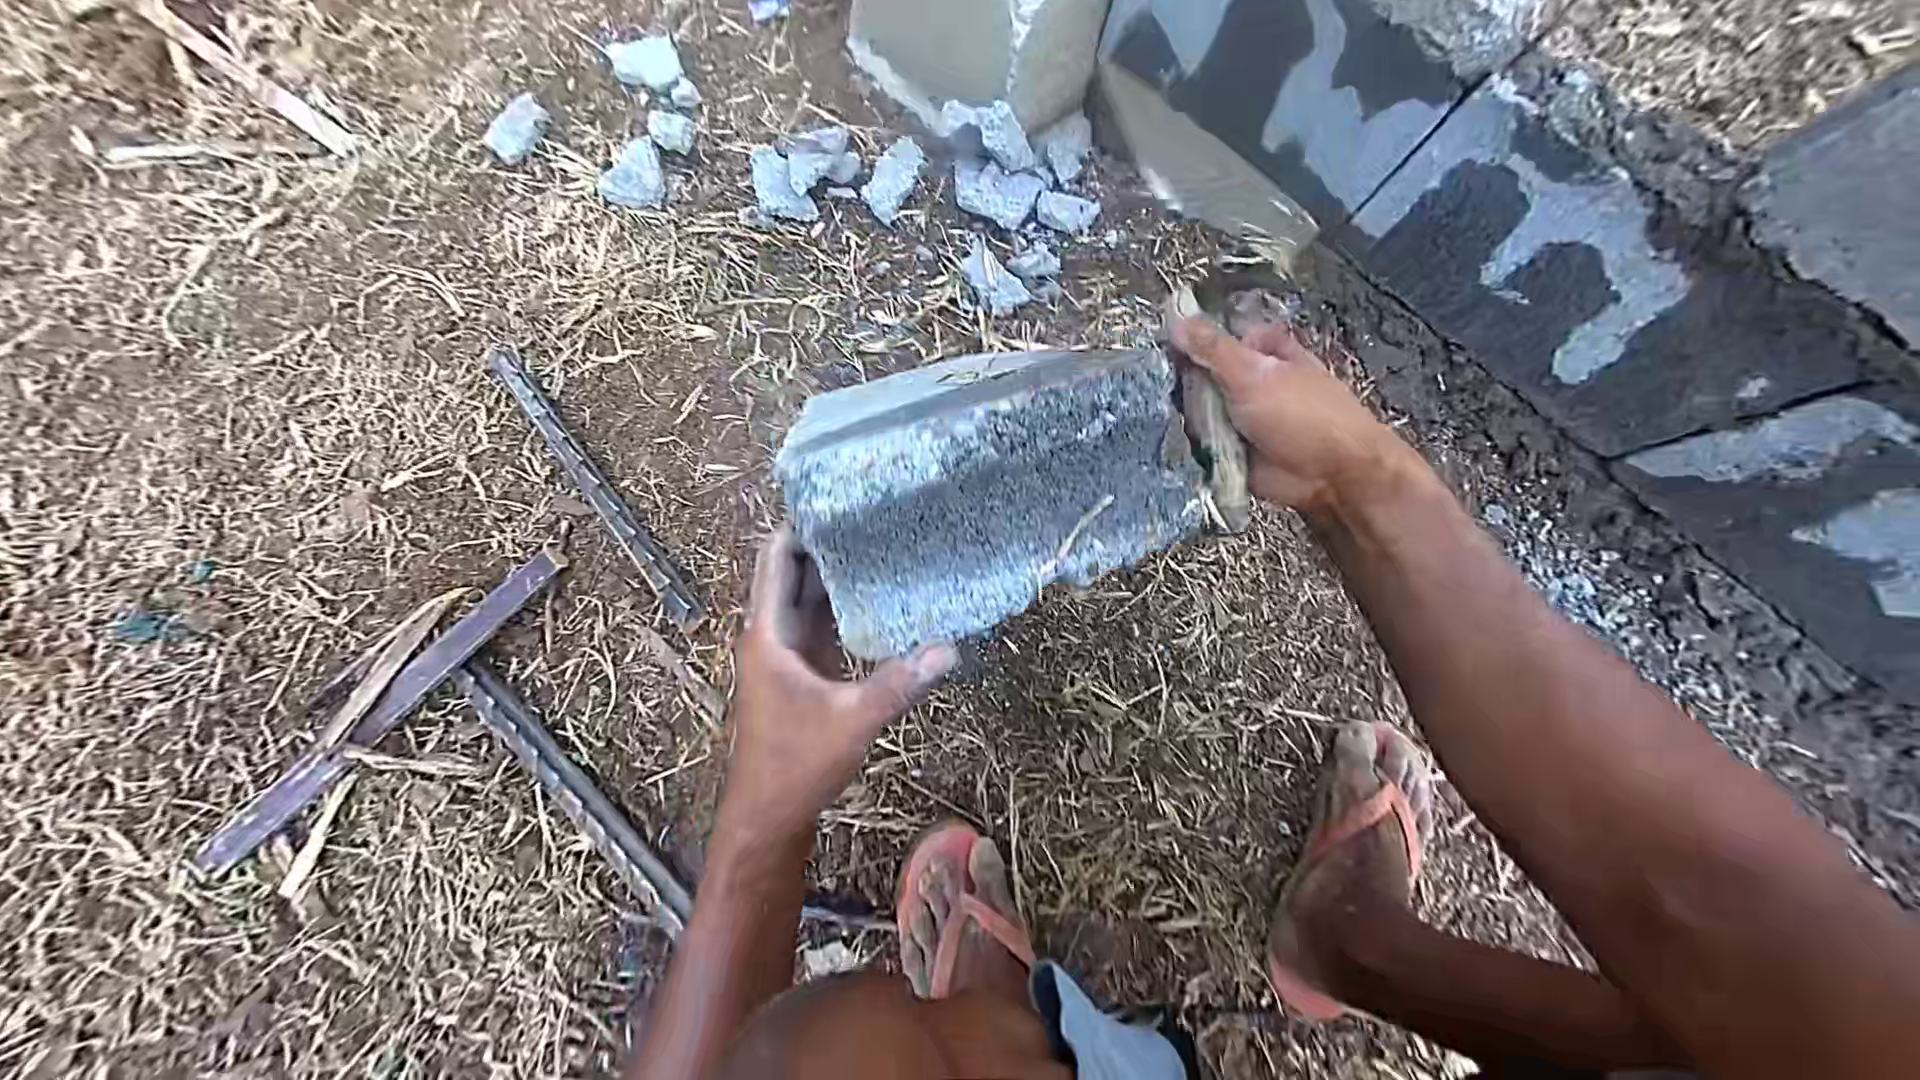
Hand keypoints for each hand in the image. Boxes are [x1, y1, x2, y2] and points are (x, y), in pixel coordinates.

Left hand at [719, 528, 956, 845]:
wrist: (769, 814)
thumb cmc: (796, 765)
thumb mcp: (852, 721)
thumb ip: (899, 684)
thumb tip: (950, 650)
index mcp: (768, 635)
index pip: (777, 561)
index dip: (799, 527)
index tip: (836, 501)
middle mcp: (773, 635)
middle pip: (794, 573)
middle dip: (825, 543)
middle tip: (869, 516)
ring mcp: (788, 653)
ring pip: (809, 597)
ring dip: (835, 573)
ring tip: (877, 543)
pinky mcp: (804, 670)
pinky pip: (822, 623)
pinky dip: (844, 605)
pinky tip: (877, 594)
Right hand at [1174, 317, 1421, 514]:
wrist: (1329, 476)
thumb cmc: (1304, 416)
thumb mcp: (1255, 374)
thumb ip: (1214, 349)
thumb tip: (1178, 320)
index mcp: (1265, 354)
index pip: (1222, 338)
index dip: (1198, 341)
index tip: (1174, 347)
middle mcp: (1251, 385)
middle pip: (1203, 377)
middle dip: (1188, 385)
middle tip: (1179, 390)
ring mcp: (1241, 419)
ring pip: (1199, 412)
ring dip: (1192, 418)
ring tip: (1189, 423)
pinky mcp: (1231, 451)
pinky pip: (1201, 443)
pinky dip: (1194, 445)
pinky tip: (1186, 443)